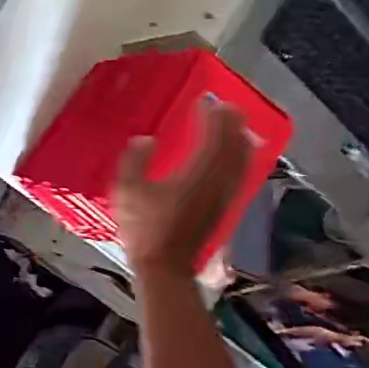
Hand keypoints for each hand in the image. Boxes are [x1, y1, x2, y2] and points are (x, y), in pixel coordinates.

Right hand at [113, 100, 250, 278]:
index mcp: (197, 173)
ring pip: (241, 159)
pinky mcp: (224, 207)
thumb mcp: (127, 192)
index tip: (205, 100)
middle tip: (224, 105)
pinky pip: (238, 173)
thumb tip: (145, 140)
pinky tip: (230, 156)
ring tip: (232, 125)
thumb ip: (134, 161)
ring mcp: (224, 195)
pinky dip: (238, 157)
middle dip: (232, 122)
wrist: (164, 268)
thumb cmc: (144, 230)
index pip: (215, 135)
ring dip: (238, 138)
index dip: (212, 115)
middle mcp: (218, 181)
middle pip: (235, 144)